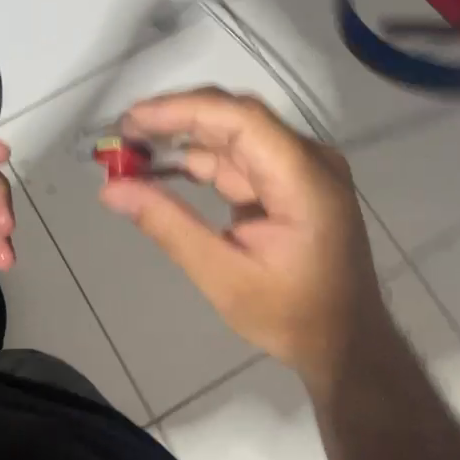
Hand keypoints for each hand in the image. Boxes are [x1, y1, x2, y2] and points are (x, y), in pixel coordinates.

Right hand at [97, 89, 387, 384]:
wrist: (349, 348)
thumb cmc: (294, 317)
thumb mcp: (225, 278)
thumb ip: (169, 225)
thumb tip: (110, 188)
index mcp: (304, 180)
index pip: (239, 119)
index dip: (181, 111)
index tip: (130, 122)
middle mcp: (306, 159)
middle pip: (231, 116)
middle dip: (172, 119)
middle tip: (120, 135)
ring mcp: (296, 166)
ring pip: (226, 131)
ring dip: (177, 137)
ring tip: (127, 152)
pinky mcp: (283, 177)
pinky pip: (231, 153)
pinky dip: (191, 157)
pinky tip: (155, 167)